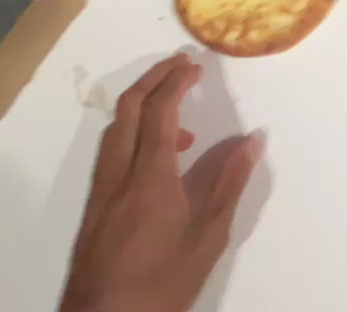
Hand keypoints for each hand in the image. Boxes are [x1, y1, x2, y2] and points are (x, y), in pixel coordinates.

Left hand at [60, 54, 262, 311]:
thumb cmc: (162, 282)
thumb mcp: (208, 236)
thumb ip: (230, 183)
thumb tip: (253, 140)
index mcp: (150, 176)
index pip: (160, 111)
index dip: (176, 80)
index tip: (195, 65)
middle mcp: (119, 175)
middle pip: (127, 109)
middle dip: (152, 78)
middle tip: (179, 64)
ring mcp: (101, 193)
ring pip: (113, 130)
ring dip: (140, 105)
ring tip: (175, 109)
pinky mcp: (93, 211)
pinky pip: (110, 154)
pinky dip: (131, 134)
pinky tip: (156, 157)